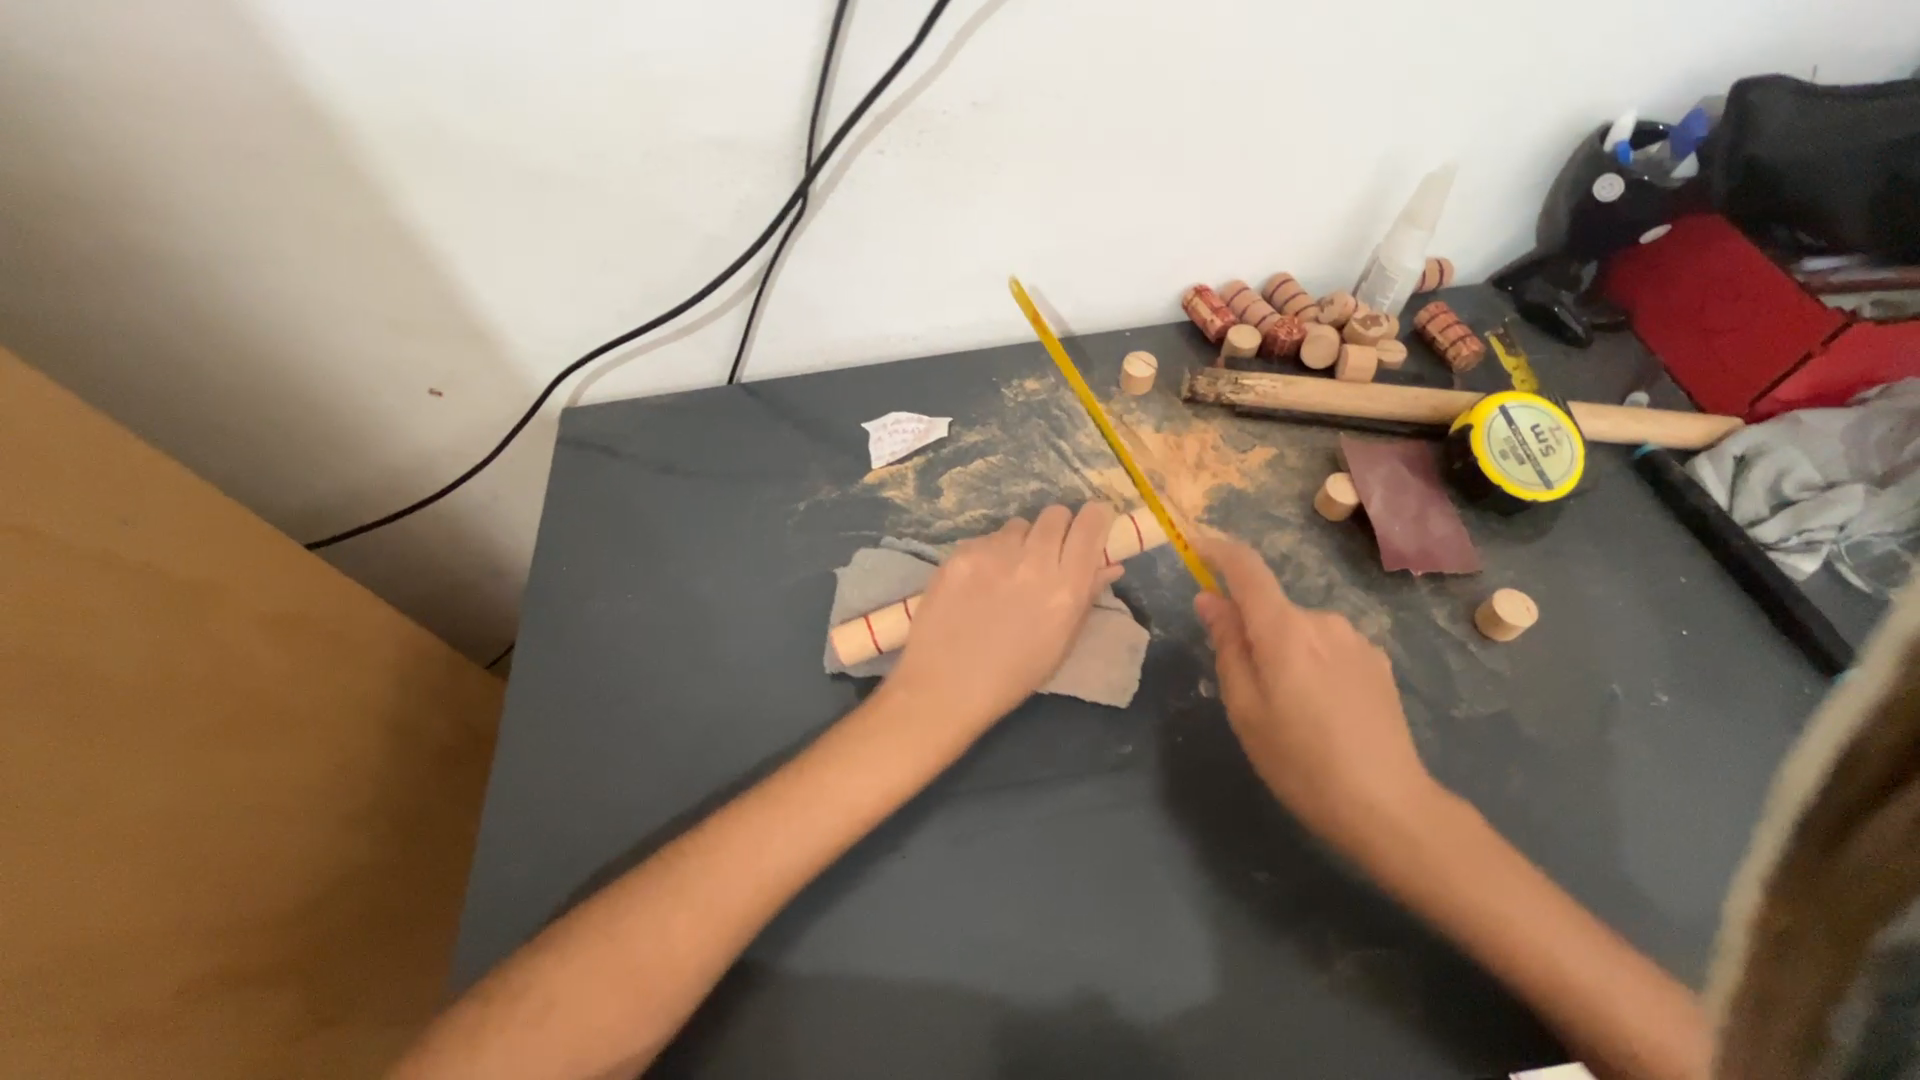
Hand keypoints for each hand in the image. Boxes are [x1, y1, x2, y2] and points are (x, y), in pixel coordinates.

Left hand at [881, 503, 1125, 741]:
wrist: (945, 687)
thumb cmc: (1013, 675)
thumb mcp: (1061, 643)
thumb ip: (1086, 597)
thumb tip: (1109, 564)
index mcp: (1066, 588)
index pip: (1090, 524)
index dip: (1093, 520)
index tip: (1090, 527)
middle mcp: (1033, 561)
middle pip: (1055, 514)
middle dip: (1057, 529)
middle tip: (1047, 554)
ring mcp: (993, 554)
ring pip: (1018, 525)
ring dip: (1020, 542)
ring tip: (1007, 574)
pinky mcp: (960, 554)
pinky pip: (985, 539)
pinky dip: (988, 554)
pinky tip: (977, 584)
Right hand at [1193, 536, 1441, 850]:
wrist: (1387, 805)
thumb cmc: (1299, 761)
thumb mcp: (1244, 708)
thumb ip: (1226, 646)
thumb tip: (1210, 600)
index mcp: (1284, 630)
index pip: (1247, 568)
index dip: (1218, 551)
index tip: (1195, 548)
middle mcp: (1323, 621)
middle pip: (1271, 609)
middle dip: (1250, 632)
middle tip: (1244, 691)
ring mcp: (1357, 640)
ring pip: (1300, 631)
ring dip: (1283, 652)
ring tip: (1288, 711)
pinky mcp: (1378, 662)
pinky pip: (1328, 648)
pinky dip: (1311, 664)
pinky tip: (1322, 712)